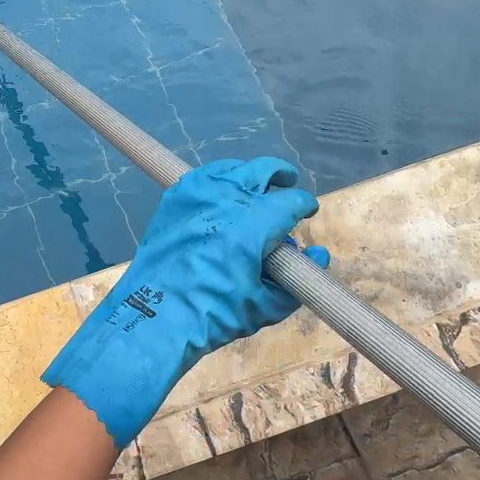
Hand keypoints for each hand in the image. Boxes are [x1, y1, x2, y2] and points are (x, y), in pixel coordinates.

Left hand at [41, 157, 328, 446]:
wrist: (159, 311)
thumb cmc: (216, 311)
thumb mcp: (268, 303)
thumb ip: (298, 277)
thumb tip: (319, 254)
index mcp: (254, 222)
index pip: (290, 201)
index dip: (304, 204)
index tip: (308, 209)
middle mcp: (227, 197)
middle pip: (262, 170)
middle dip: (280, 175)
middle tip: (287, 182)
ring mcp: (197, 193)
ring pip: (231, 168)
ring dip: (248, 174)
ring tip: (255, 186)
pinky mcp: (175, 197)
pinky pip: (203, 175)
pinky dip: (219, 177)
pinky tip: (223, 191)